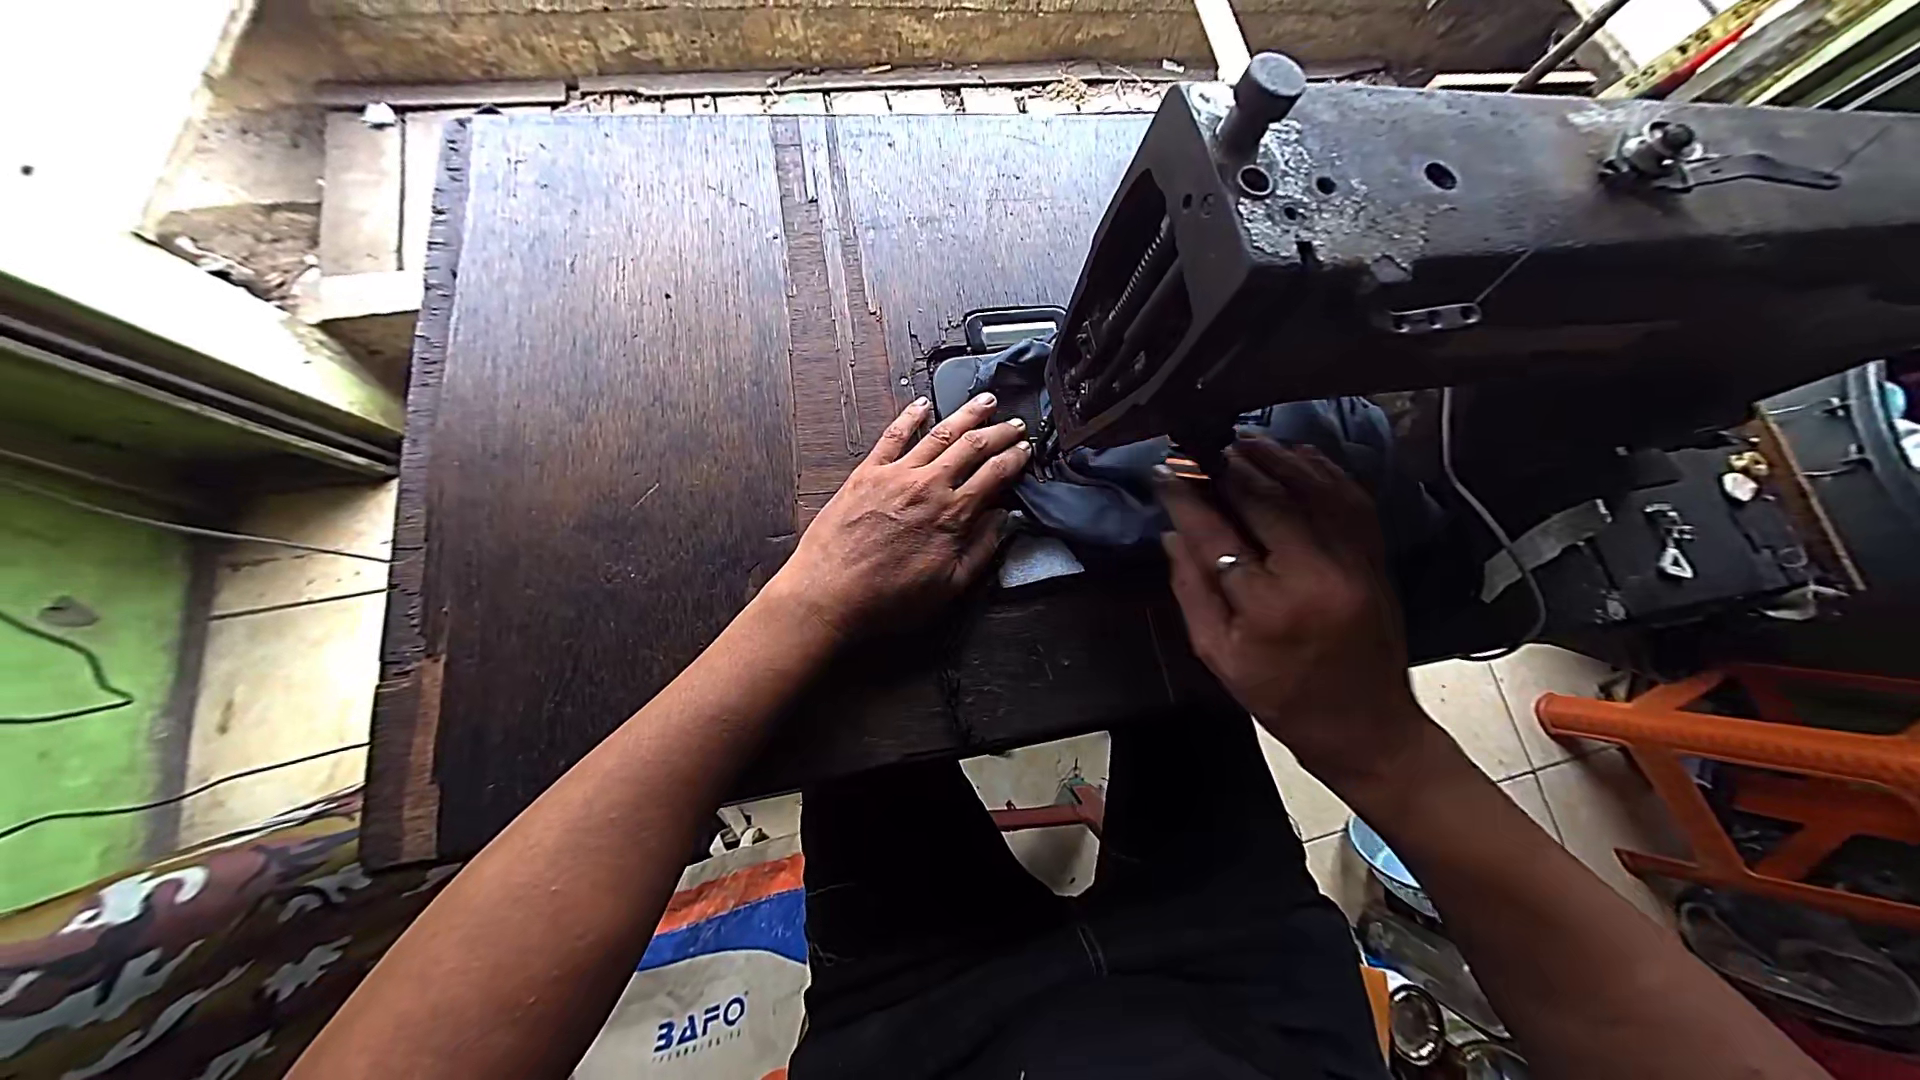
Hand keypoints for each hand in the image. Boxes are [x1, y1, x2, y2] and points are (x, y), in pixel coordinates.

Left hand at [767, 393, 1029, 641]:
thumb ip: (981, 550)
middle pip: (973, 446)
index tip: (1025, 450)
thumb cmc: (887, 598)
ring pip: (940, 433)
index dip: (1015, 458)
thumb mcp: (949, 587)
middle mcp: (928, 486)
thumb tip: (1003, 521)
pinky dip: (910, 416)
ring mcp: (897, 475)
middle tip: (1014, 423)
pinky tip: (922, 404)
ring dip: (966, 414)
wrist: (829, 593)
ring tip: (984, 402)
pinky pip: (893, 435)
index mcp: (952, 515)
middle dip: (999, 431)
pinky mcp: (867, 473)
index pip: (995, 474)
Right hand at [1156, 435, 1431, 787]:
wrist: (1366, 725)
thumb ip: (1190, 591)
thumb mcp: (1217, 655)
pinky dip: (1321, 470)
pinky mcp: (1375, 558)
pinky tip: (1295, 455)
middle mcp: (1317, 574)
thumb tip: (1172, 534)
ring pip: (1313, 489)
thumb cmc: (1281, 696)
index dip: (1186, 500)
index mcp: (1269, 607)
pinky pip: (1350, 498)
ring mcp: (1354, 561)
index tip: (1164, 475)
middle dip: (1226, 469)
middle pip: (1267, 500)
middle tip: (1197, 452)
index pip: (1217, 535)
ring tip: (1239, 443)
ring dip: (1274, 458)